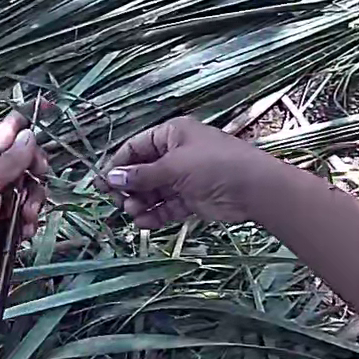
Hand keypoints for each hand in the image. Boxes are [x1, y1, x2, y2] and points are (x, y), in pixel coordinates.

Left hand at [0, 109, 49, 295]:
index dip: (26, 119)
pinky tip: (22, 232)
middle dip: (35, 172)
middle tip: (36, 181)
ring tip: (24, 217)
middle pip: (25, 160)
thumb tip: (29, 134)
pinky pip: (29, 212)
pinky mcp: (7, 222)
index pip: (6, 131)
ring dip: (34, 202)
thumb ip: (9, 160)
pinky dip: (30, 221)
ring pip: (31, 188)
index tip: (49, 108)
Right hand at [103, 117, 283, 228]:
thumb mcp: (174, 166)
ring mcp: (184, 177)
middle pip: (142, 171)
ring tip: (134, 213)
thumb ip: (141, 175)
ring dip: (141, 202)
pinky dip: (155, 214)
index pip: (136, 147)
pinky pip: (167, 206)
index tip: (103, 183)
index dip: (118, 164)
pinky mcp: (192, 199)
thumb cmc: (214, 165)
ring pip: (153, 191)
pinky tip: (144, 223)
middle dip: (129, 187)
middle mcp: (176, 154)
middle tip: (119, 202)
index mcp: (171, 134)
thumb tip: (109, 178)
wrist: (255, 188)